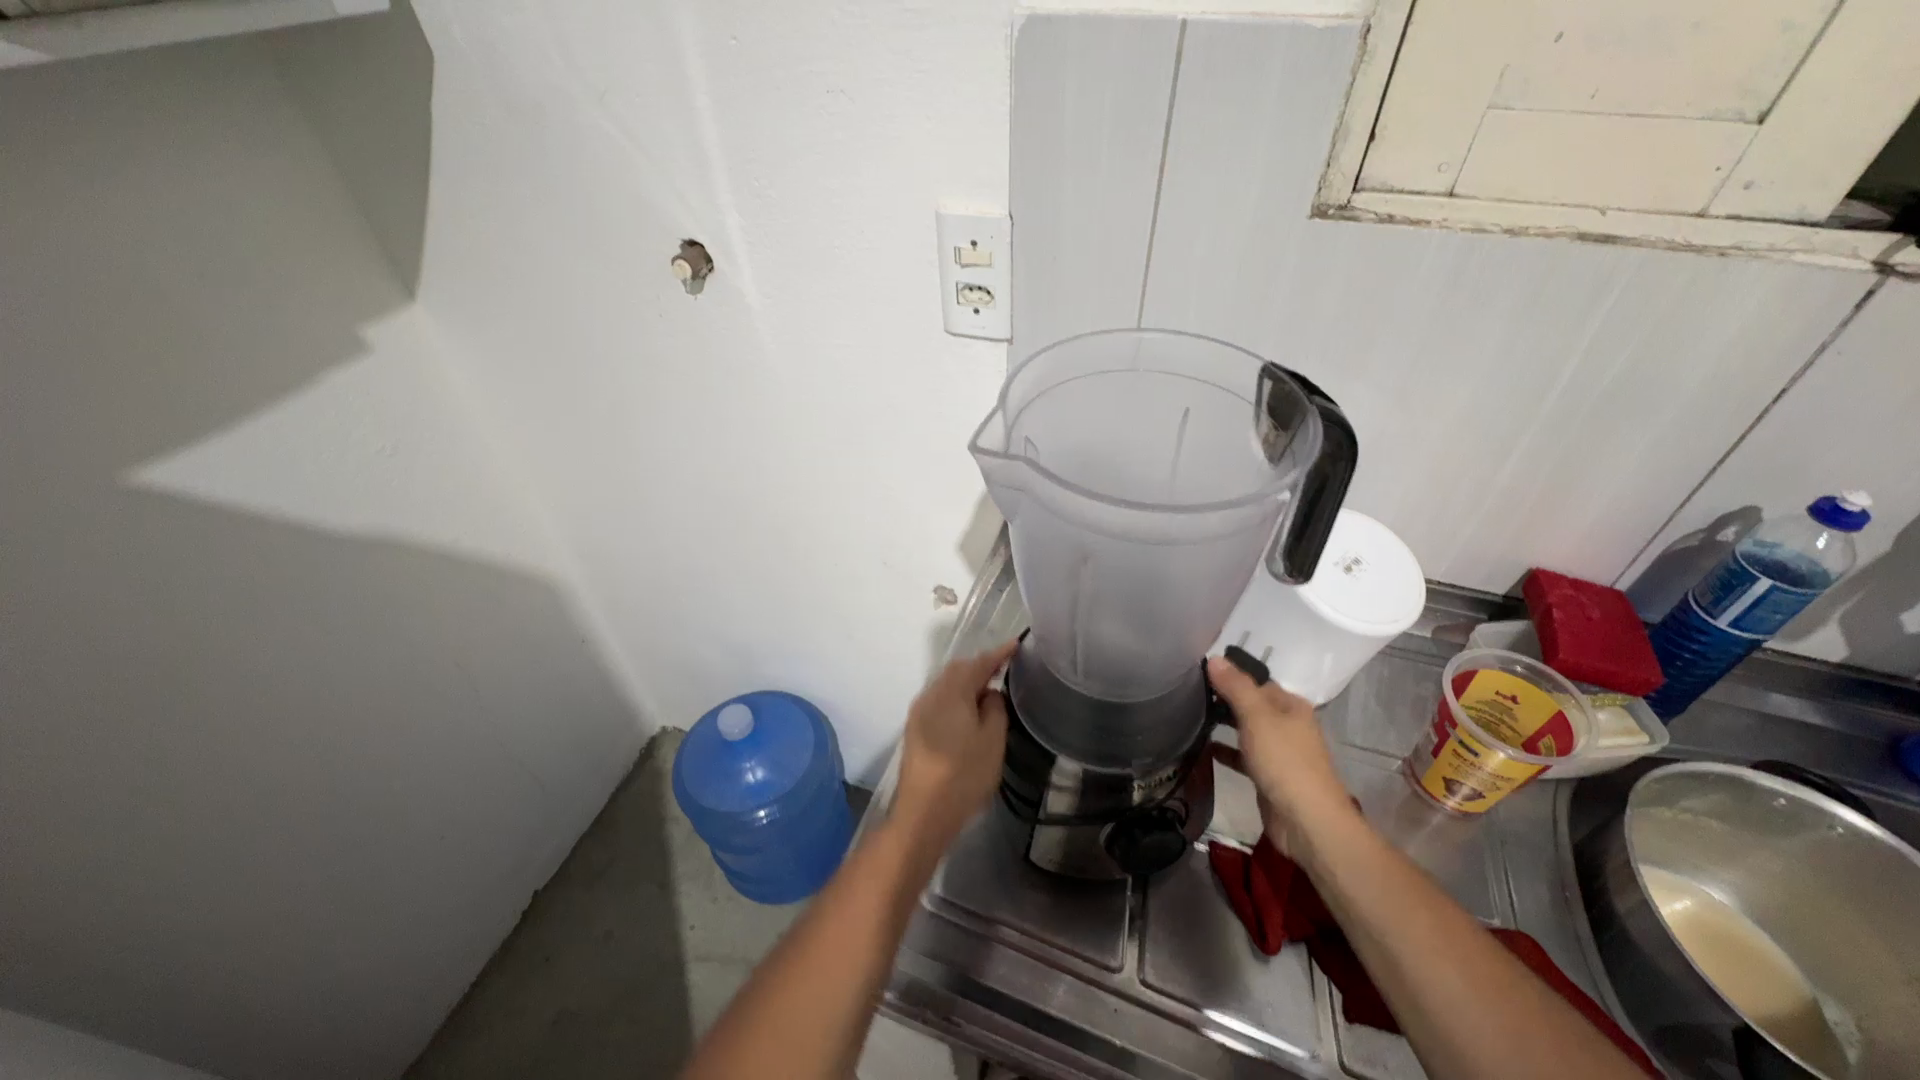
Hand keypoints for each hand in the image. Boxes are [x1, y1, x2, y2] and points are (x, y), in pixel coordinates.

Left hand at [891, 640, 1017, 849]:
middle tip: (1005, 666)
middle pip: (957, 671)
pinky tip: (969, 710)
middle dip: (980, 666)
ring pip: (946, 686)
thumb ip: (994, 709)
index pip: (977, 664)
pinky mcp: (916, 730)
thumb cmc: (964, 775)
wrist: (923, 813)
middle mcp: (930, 695)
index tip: (1016, 645)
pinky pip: (940, 701)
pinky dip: (957, 698)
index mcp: (950, 693)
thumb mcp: (992, 740)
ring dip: (967, 683)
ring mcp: (919, 713)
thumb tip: (988, 693)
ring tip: (989, 688)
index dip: (998, 653)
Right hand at [1206, 655, 1356, 857]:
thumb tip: (1214, 658)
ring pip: (1247, 730)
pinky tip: (1204, 748)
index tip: (1197, 671)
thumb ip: (1235, 687)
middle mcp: (1287, 725)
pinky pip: (1243, 756)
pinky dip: (1226, 751)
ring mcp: (1279, 752)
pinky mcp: (1268, 776)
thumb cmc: (1284, 761)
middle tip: (1187, 693)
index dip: (1230, 674)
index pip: (1257, 681)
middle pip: (1251, 705)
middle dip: (1224, 699)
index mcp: (1290, 706)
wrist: (1306, 819)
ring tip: (1190, 716)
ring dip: (1223, 724)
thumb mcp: (1257, 717)